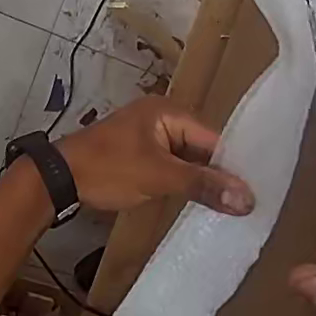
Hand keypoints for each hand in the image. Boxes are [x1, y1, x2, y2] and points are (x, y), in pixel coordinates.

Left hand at [54, 97, 253, 215]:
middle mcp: (161, 116)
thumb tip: (248, 199)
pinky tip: (198, 201)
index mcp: (168, 111)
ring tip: (230, 205)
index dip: (233, 164)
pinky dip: (181, 181)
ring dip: (199, 178)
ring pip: (186, 158)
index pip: (214, 137)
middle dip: (217, 172)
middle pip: (201, 146)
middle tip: (246, 202)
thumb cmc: (109, 169)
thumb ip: (202, 185)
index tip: (256, 190)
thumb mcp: (159, 176)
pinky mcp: (139, 153)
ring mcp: (148, 135)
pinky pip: (170, 165)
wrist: (59, 178)